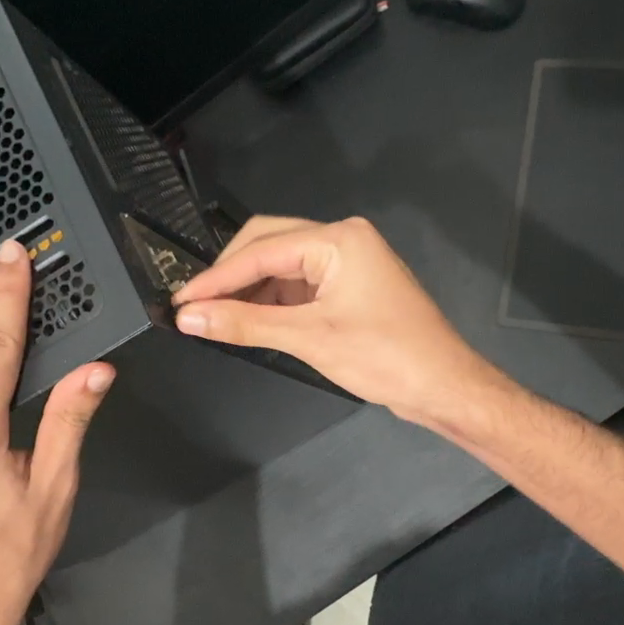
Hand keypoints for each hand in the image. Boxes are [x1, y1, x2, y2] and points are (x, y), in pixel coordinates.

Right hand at [171, 216, 496, 422]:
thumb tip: (189, 317)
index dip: (216, 278)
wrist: (444, 386)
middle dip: (231, 276)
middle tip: (194, 307)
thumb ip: (246, 324)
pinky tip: (250, 322)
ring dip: (251, 290)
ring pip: (284, 265)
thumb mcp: (310, 339)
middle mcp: (343, 239)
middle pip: (269, 244)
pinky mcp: (350, 286)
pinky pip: (301, 284)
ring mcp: (349, 262)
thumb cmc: (384, 357)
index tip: (180, 301)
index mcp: (338, 239)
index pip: (261, 249)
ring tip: (215, 318)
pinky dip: (274, 302)